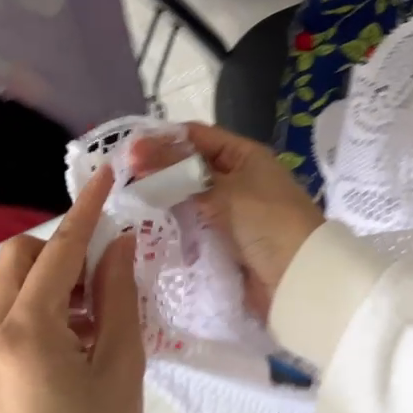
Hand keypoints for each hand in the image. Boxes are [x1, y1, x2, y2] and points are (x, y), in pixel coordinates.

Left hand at [0, 167, 143, 412]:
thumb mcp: (123, 365)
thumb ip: (118, 295)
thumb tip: (118, 244)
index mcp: (25, 336)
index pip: (58, 251)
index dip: (85, 210)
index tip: (103, 176)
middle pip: (14, 260)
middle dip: (58, 251)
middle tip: (99, 280)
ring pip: (3, 291)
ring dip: (47, 284)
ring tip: (88, 323)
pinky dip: (32, 314)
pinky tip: (66, 349)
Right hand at [130, 122, 323, 318]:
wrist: (297, 275)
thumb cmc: (266, 220)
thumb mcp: (224, 191)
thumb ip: (182, 173)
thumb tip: (139, 150)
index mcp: (245, 155)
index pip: (199, 137)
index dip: (164, 140)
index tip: (126, 149)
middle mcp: (238, 177)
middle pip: (191, 167)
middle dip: (158, 171)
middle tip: (116, 180)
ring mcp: (230, 210)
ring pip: (188, 198)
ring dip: (162, 200)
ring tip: (122, 203)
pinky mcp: (223, 241)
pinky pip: (192, 226)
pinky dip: (171, 227)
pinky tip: (142, 230)